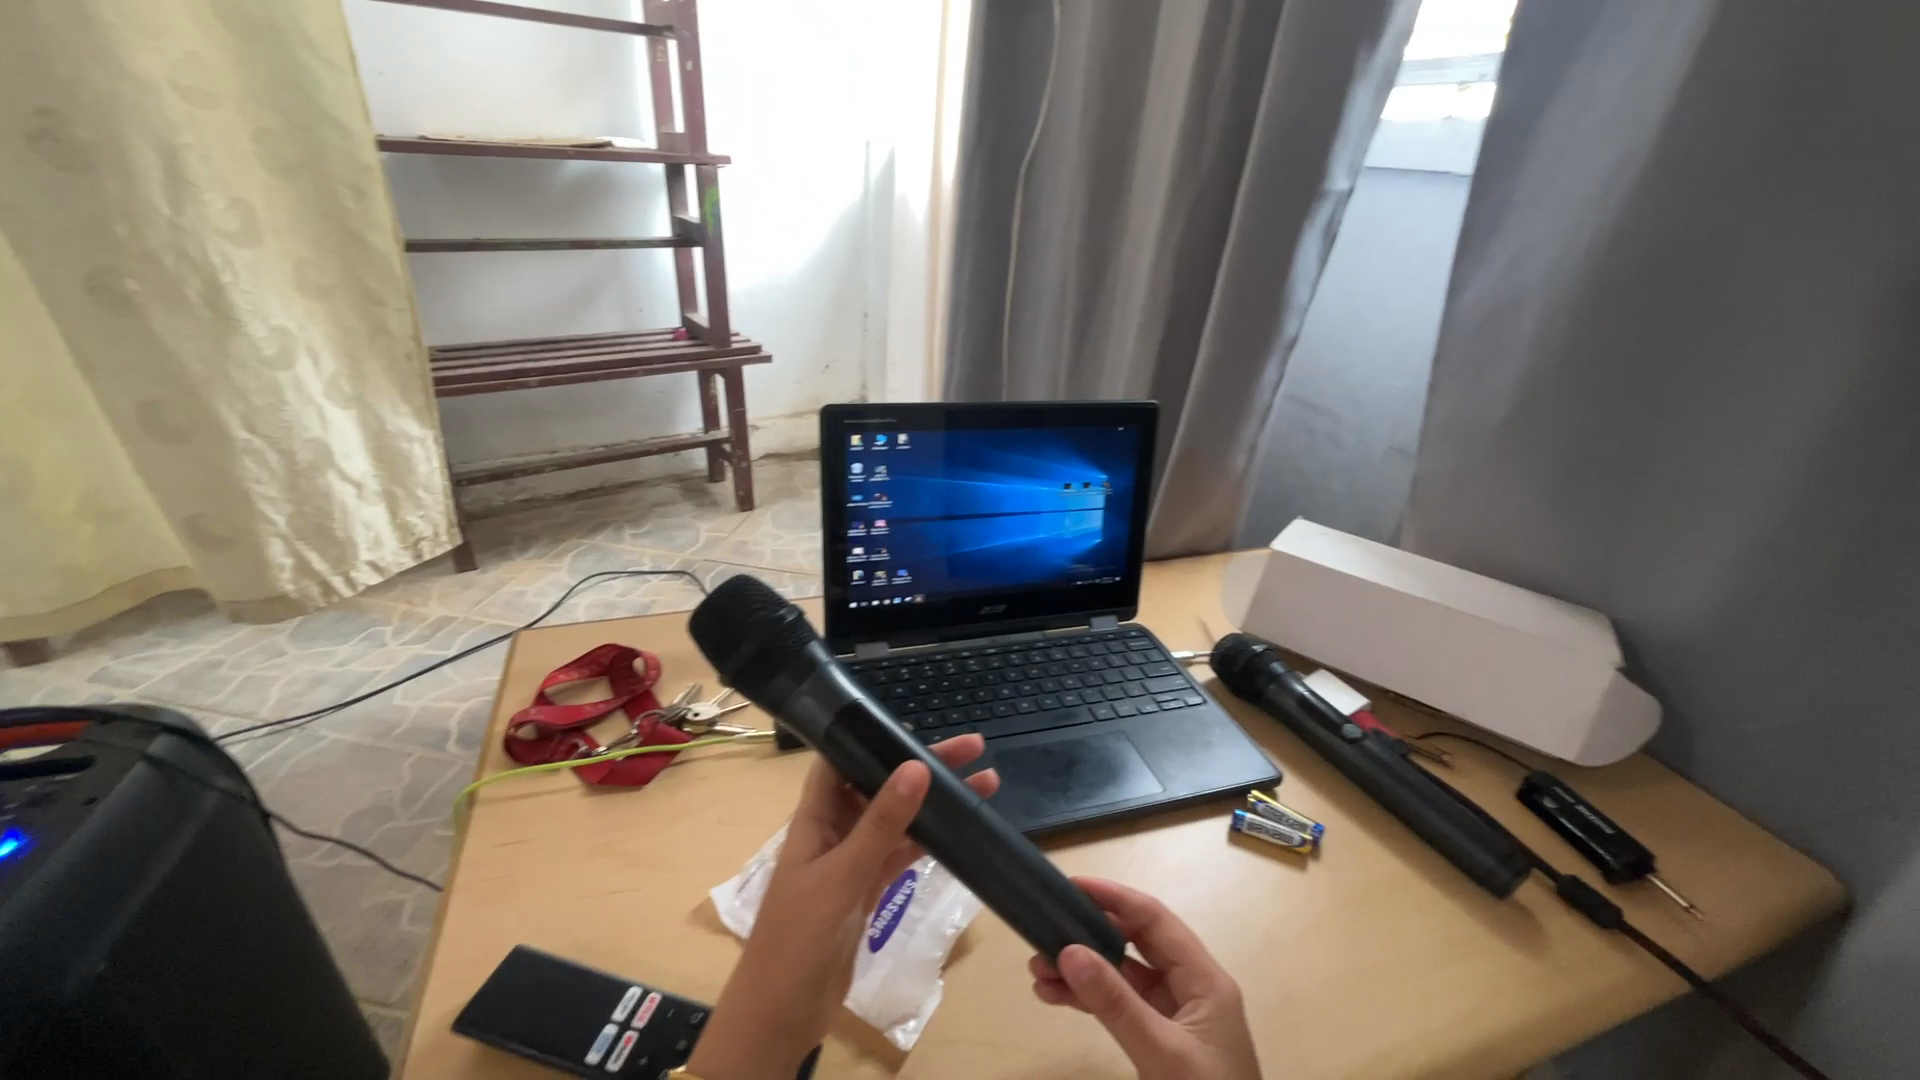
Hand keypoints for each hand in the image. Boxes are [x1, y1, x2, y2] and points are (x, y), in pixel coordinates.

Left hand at [687, 736, 999, 1079]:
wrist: (781, 1014)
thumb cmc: (797, 937)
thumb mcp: (842, 875)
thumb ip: (881, 824)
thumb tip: (917, 768)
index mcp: (814, 816)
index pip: (842, 760)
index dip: (873, 737)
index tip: (916, 726)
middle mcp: (833, 830)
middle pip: (879, 786)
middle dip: (921, 766)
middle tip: (972, 749)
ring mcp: (851, 861)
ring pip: (896, 821)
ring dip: (932, 805)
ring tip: (981, 786)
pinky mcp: (866, 890)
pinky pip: (900, 855)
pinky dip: (927, 843)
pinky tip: (958, 833)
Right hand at [1029, 878, 1260, 1079]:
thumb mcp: (1161, 1055)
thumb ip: (1115, 1003)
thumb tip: (1068, 950)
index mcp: (1204, 980)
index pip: (1154, 920)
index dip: (1113, 897)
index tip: (1070, 886)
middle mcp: (1191, 988)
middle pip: (1135, 943)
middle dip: (1089, 934)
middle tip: (1045, 929)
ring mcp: (1176, 1016)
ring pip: (1123, 976)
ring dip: (1082, 970)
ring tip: (1037, 971)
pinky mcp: (1162, 1041)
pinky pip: (1120, 1006)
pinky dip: (1089, 1000)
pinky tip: (1054, 998)